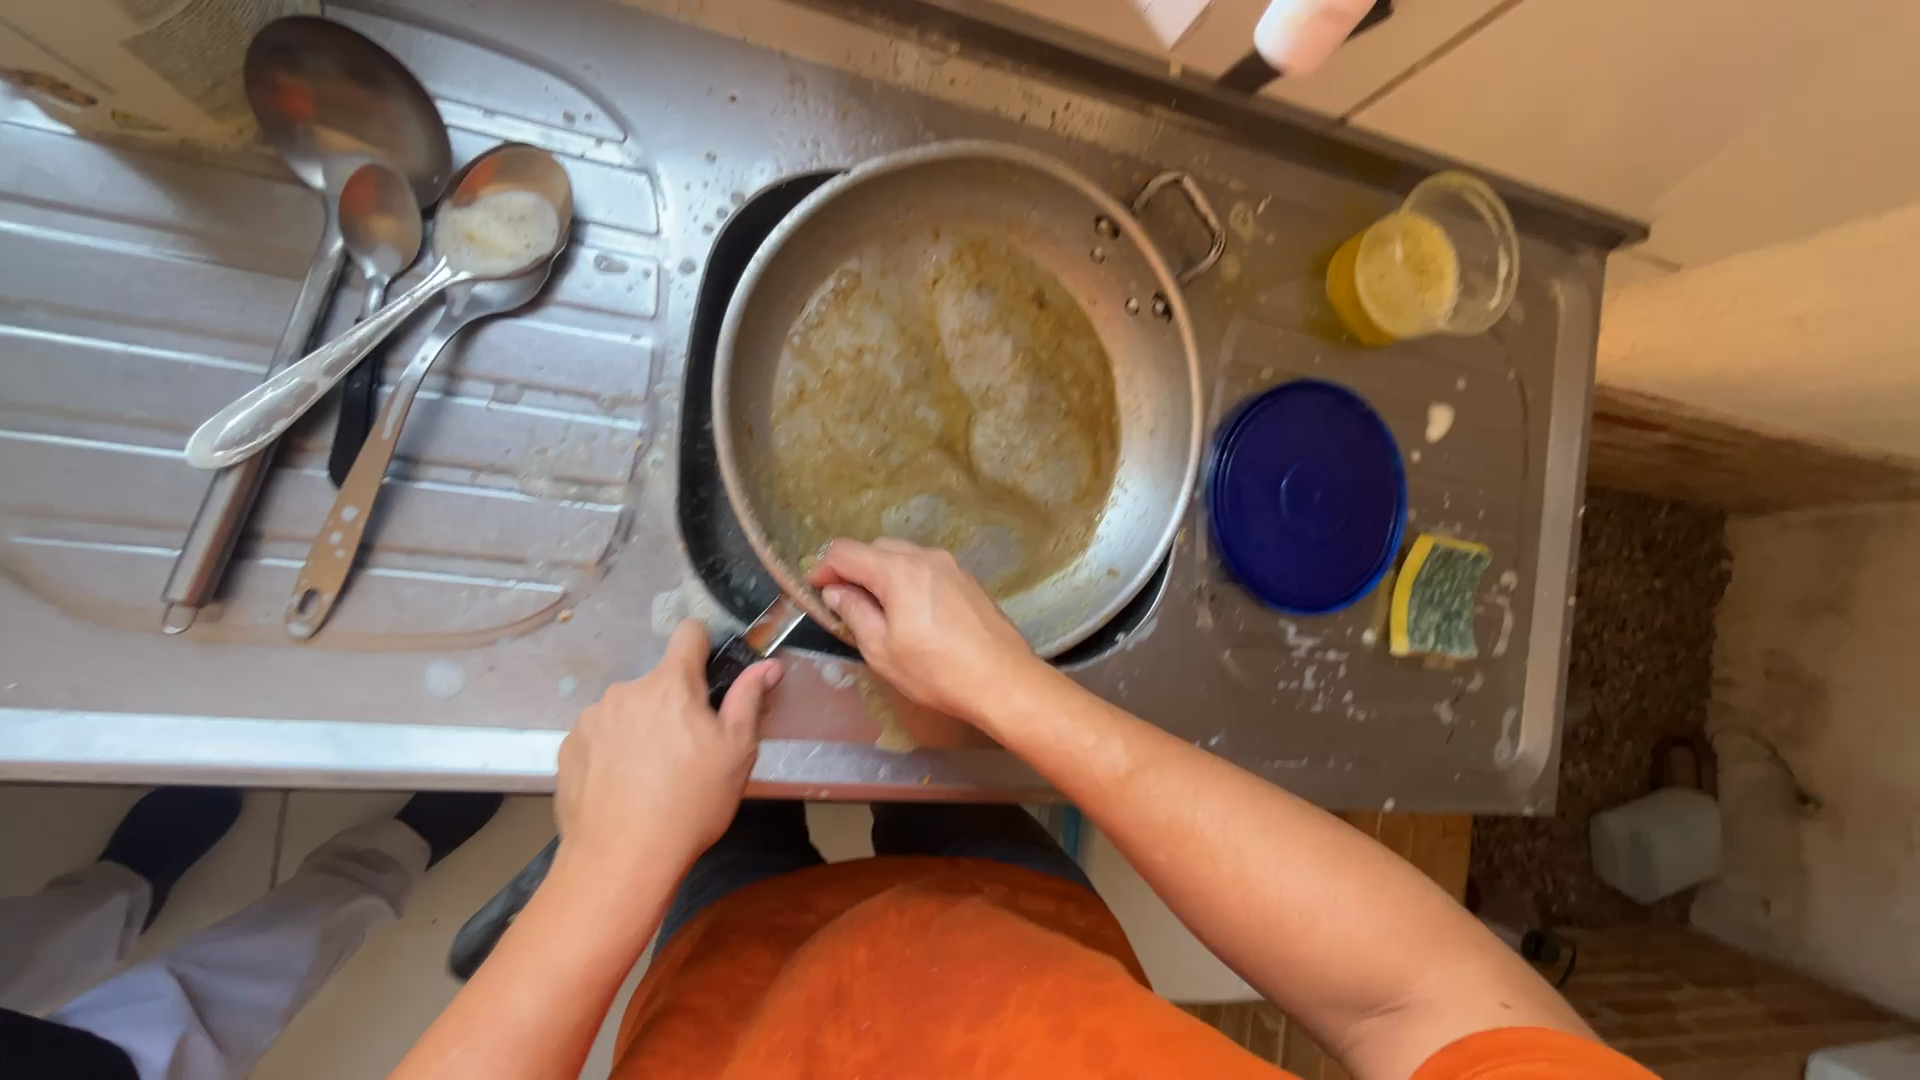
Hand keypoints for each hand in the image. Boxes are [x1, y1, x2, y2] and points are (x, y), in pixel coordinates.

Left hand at [556, 619, 781, 875]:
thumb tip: (768, 665)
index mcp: (671, 684)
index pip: (689, 634)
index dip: (703, 646)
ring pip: (628, 710)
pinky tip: (623, 786)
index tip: (709, 674)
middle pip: (658, 682)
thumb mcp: (737, 751)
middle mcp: (626, 690)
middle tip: (687, 749)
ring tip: (651, 774)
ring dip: (641, 726)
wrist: (621, 861)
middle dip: (674, 704)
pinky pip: (600, 736)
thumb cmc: (691, 802)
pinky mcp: (568, 749)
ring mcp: (592, 719)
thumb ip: (749, 699)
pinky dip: (613, 750)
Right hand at [807, 538, 1041, 724]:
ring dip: (883, 573)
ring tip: (878, 609)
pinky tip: (911, 611)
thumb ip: (855, 613)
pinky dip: (909, 579)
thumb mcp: (882, 650)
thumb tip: (836, 592)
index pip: (846, 551)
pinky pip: (927, 568)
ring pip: (904, 556)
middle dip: (854, 569)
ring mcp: (951, 566)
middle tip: (845, 602)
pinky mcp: (968, 580)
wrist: (1003, 680)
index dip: (824, 568)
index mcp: (898, 570)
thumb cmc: (937, 671)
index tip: (816, 590)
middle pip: (876, 548)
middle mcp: (925, 557)